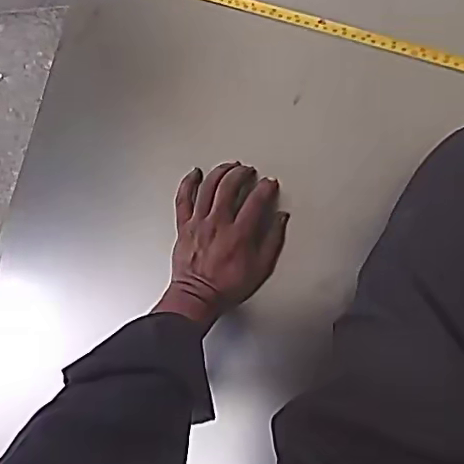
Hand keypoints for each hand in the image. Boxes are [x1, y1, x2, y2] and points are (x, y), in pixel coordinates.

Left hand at [155, 162, 287, 328]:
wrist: (196, 297)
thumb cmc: (226, 287)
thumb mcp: (260, 268)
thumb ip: (273, 240)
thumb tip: (280, 219)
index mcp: (239, 234)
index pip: (256, 201)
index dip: (265, 188)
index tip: (269, 183)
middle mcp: (217, 224)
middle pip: (229, 187)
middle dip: (242, 174)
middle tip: (248, 171)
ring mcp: (198, 223)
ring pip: (208, 188)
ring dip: (220, 172)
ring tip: (229, 166)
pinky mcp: (184, 226)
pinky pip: (183, 199)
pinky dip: (188, 183)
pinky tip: (194, 174)